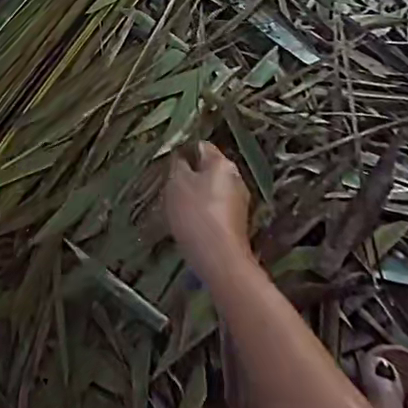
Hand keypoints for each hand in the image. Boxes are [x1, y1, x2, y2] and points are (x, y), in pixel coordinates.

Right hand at [164, 142, 254, 282]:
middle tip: (169, 187)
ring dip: (195, 195)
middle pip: (207, 169)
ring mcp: (240, 202)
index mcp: (222, 163)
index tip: (167, 165)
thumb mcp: (177, 182)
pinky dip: (203, 212)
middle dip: (189, 175)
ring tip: (177, 208)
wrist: (220, 260)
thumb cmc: (196, 214)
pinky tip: (191, 224)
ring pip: (211, 190)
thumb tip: (181, 157)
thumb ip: (177, 164)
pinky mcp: (238, 223)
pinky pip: (216, 208)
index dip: (182, 152)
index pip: (200, 146)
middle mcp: (236, 178)